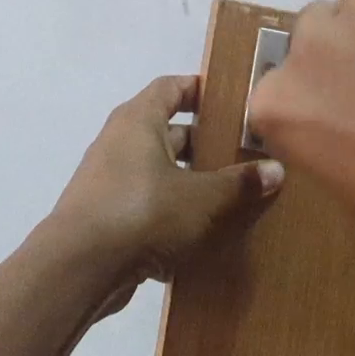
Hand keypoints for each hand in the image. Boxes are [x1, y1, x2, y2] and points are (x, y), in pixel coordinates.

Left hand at [49, 75, 284, 292]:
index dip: (200, 90)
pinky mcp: (105, 215)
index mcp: (139, 120)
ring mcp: (108, 180)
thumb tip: (276, 170)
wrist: (78, 268)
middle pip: (168, 131)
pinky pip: (146, 203)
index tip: (232, 102)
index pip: (171, 87)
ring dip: (189, 181)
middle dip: (204, 143)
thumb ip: (239, 183)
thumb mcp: (201, 198)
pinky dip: (171, 211)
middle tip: (243, 154)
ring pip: (158, 170)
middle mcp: (119, 142)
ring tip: (230, 195)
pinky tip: (200, 233)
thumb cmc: (142, 212)